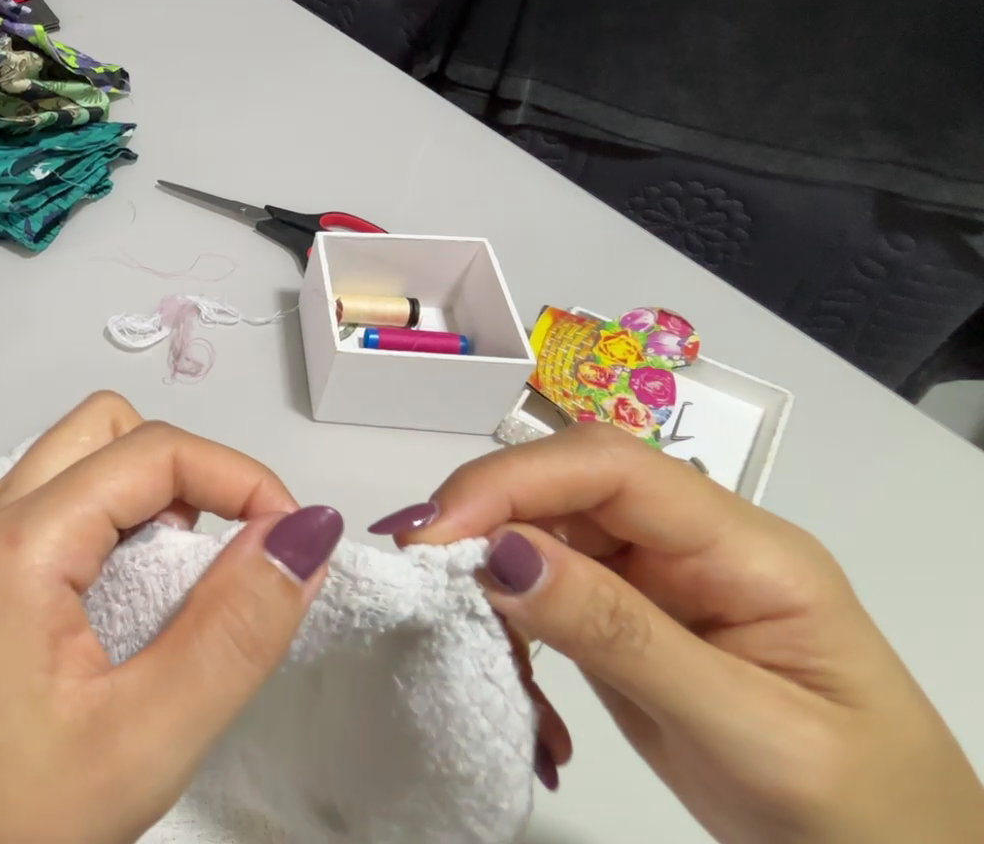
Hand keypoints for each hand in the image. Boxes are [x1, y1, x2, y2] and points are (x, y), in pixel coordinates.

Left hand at [0, 392, 344, 843]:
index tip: (295, 543)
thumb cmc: (2, 818)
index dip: (241, 478)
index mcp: (23, 538)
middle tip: (232, 552)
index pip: (153, 449)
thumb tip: (302, 537)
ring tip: (184, 583)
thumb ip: (232, 632)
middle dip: (188, 471)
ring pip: (79, 462)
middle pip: (105, 430)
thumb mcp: (141, 738)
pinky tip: (130, 604)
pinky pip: (57, 509)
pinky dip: (114, 526)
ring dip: (149, 497)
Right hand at [379, 424, 983, 843]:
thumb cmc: (857, 816)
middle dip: (482, 516)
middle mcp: (690, 542)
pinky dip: (503, 621)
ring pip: (537, 531)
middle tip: (419, 572)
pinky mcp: (619, 613)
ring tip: (464, 634)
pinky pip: (537, 585)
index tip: (431, 536)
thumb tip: (498, 553)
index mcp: (744, 550)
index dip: (509, 481)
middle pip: (563, 485)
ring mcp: (653, 576)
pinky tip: (511, 671)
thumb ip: (620, 635)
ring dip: (486, 575)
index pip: (609, 468)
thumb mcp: (746, 732)